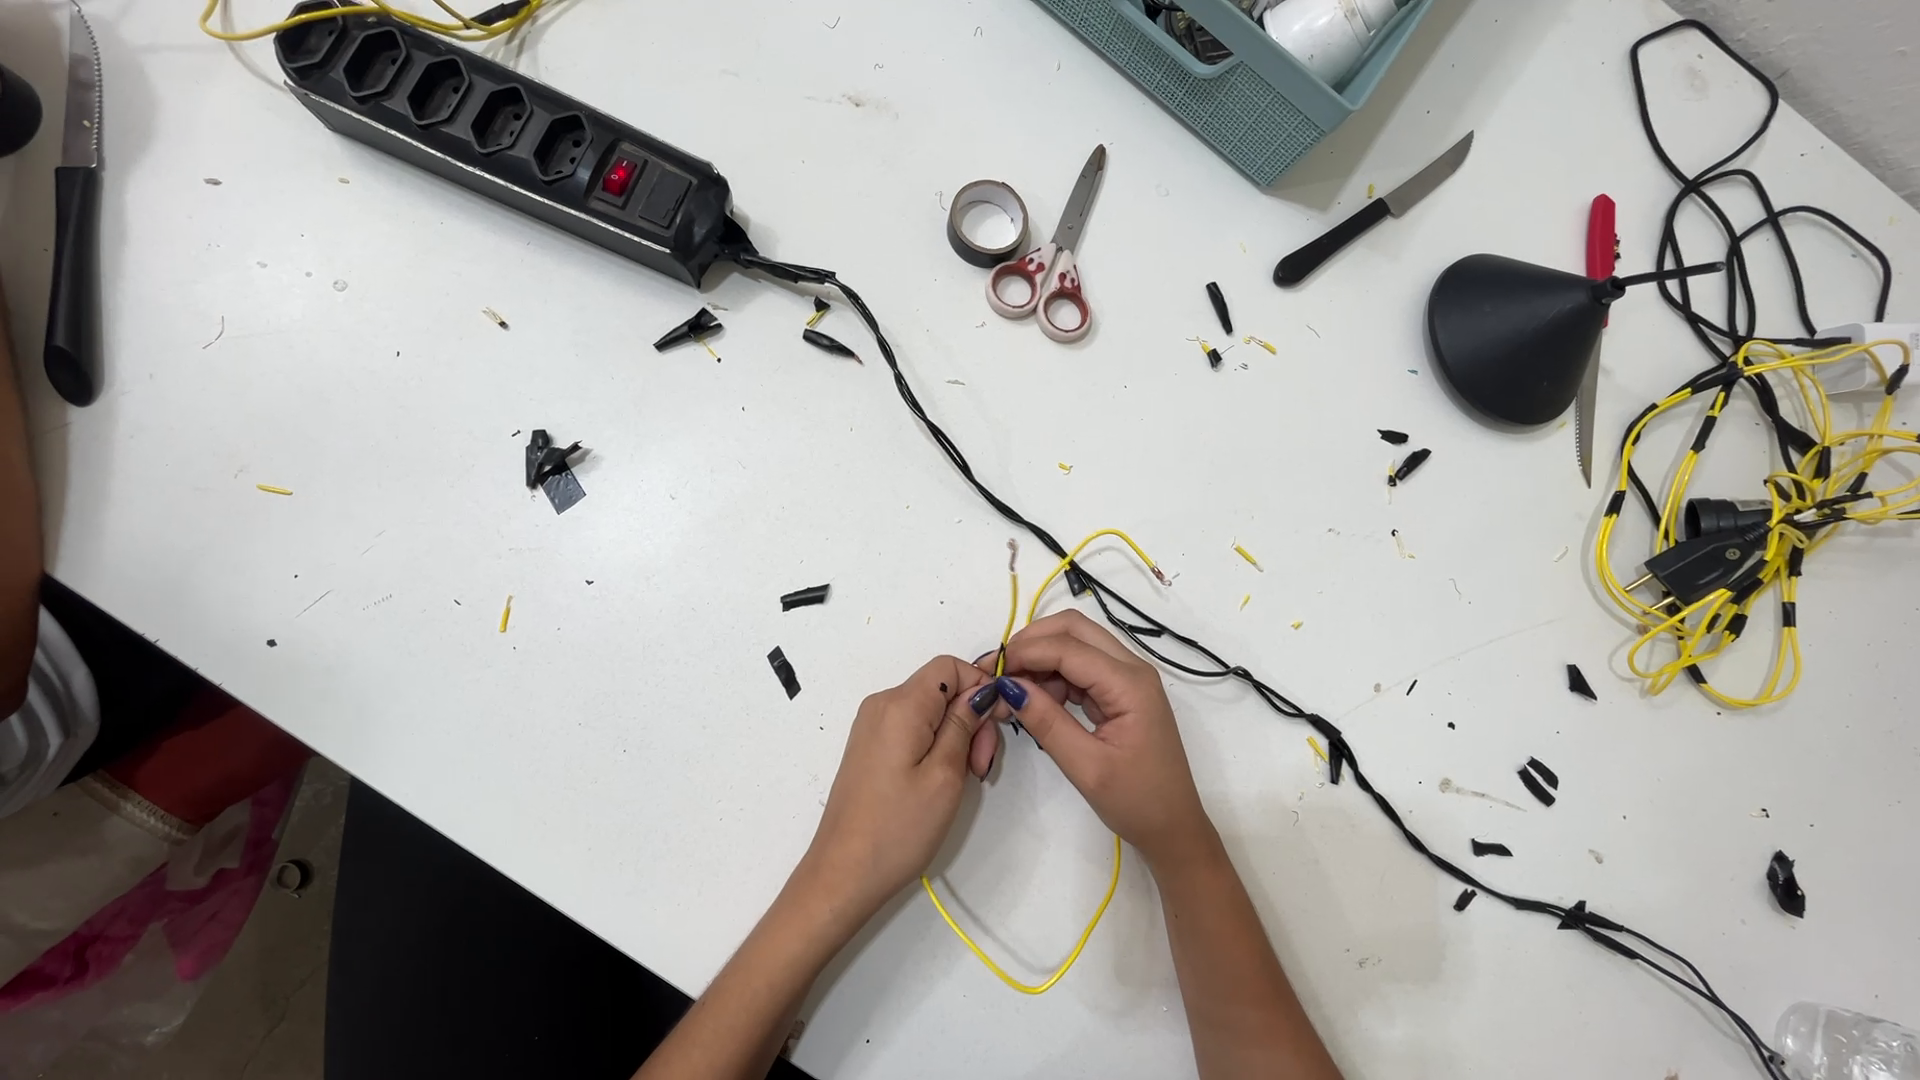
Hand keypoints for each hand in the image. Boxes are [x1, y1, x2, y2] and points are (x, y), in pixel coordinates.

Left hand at [798, 656, 1001, 927]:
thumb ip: (964, 724)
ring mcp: (872, 726)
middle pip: (941, 688)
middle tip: (982, 767)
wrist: (843, 874)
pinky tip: (944, 779)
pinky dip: (936, 744)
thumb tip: (981, 691)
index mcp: (900, 704)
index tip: (999, 724)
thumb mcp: (945, 775)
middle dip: (971, 718)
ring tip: (966, 778)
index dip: (981, 685)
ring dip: (956, 735)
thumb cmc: (899, 827)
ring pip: (930, 710)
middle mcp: (882, 704)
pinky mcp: (870, 748)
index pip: (950, 666)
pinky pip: (913, 728)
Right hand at [987, 611, 1213, 866]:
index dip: (1025, 653)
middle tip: (999, 672)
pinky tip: (1033, 701)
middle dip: (1032, 642)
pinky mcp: (1118, 691)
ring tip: (1012, 694)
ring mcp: (1126, 678)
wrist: (1174, 828)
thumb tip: (1007, 686)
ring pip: (1075, 643)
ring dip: (1040, 658)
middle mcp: (1131, 669)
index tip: (989, 673)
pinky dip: (1052, 675)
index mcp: (1129, 684)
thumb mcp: (1086, 767)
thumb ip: (1046, 722)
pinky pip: (1080, 666)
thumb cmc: (1137, 801)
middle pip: (1073, 628)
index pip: (1067, 647)